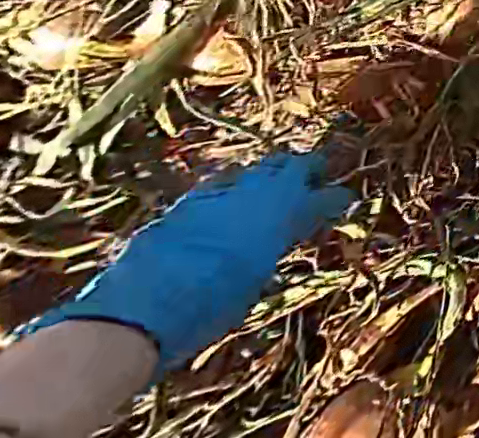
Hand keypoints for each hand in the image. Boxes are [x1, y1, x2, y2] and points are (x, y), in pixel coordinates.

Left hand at [26, 151, 353, 373]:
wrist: (134, 315)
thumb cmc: (211, 305)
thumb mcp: (259, 276)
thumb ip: (278, 245)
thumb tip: (286, 236)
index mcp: (290, 210)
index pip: (329, 196)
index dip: (338, 200)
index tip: (344, 204)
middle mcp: (262, 191)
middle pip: (296, 164)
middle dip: (309, 170)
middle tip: (313, 182)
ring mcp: (222, 192)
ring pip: (257, 167)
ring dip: (267, 175)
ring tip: (269, 190)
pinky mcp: (186, 203)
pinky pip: (219, 186)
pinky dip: (229, 192)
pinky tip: (225, 207)